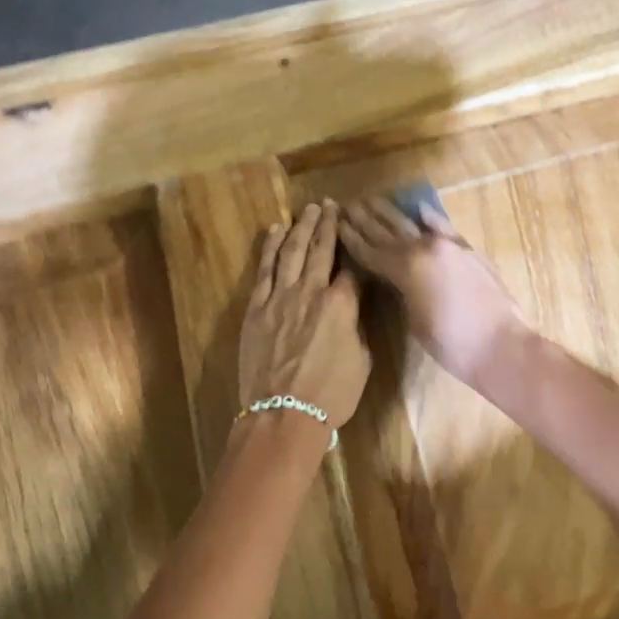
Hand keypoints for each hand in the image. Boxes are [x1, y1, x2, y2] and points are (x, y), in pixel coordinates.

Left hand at [237, 201, 370, 436]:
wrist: (284, 412)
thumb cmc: (332, 394)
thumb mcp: (361, 360)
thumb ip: (356, 327)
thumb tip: (352, 310)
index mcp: (343, 304)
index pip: (354, 268)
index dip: (359, 248)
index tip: (361, 233)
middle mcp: (312, 291)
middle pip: (322, 249)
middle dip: (329, 225)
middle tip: (332, 206)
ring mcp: (280, 297)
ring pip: (292, 251)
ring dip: (302, 227)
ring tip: (308, 210)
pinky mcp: (256, 308)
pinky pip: (264, 270)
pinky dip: (271, 247)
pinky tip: (276, 231)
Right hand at [340, 195, 529, 386]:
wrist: (500, 344)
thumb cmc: (451, 343)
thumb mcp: (415, 320)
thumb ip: (403, 291)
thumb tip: (399, 278)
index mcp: (406, 267)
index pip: (371, 251)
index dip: (353, 239)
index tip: (337, 224)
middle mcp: (425, 248)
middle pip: (389, 232)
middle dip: (366, 220)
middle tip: (348, 205)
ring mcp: (450, 246)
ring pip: (414, 225)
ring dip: (392, 213)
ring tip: (373, 200)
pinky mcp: (470, 251)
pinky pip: (445, 228)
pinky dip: (431, 218)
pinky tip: (420, 208)